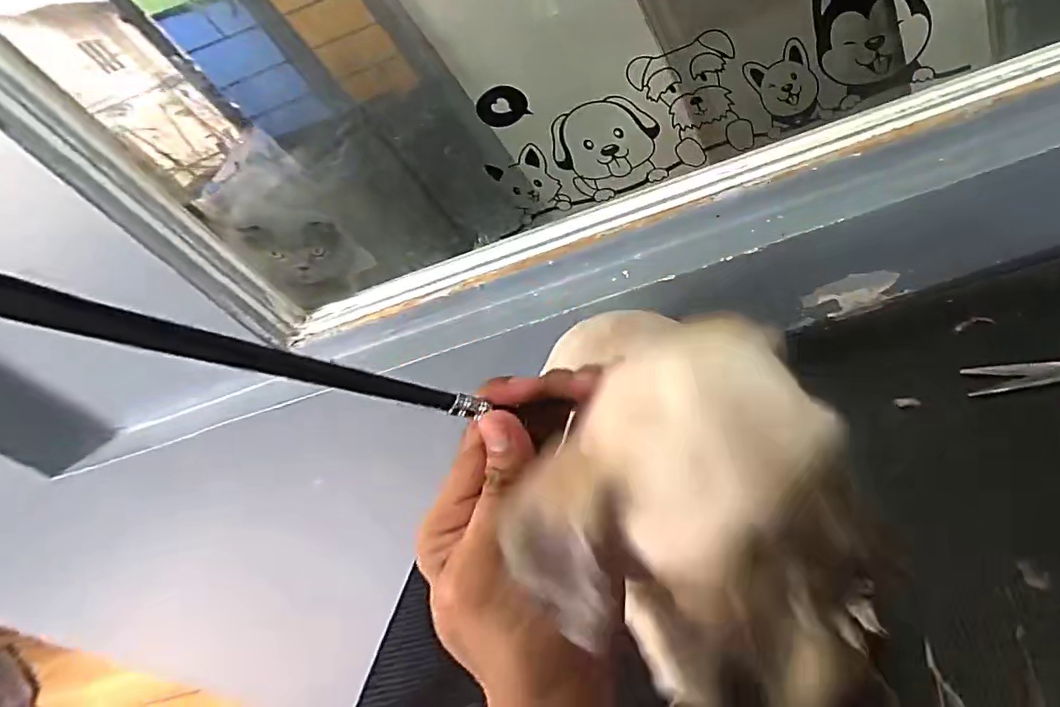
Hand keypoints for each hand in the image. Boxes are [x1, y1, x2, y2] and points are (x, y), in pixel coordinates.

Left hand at [417, 371, 613, 706]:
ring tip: (605, 387)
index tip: (565, 385)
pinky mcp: (560, 505)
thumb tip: (494, 418)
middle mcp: (485, 499)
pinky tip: (606, 414)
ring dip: (573, 408)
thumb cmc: (520, 633)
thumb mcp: (494, 561)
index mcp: (454, 515)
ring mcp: (526, 500)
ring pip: (543, 437)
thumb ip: (496, 488)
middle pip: (513, 429)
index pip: (479, 435)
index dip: (518, 400)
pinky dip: (586, 431)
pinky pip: (568, 457)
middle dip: (552, 398)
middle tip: (596, 382)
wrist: (565, 687)